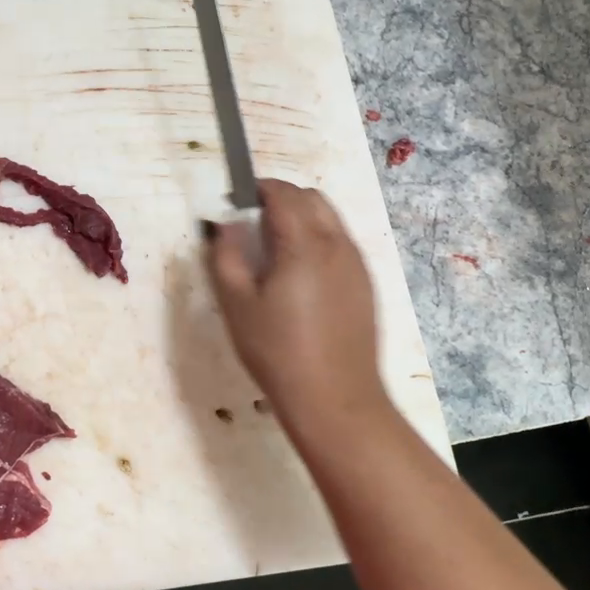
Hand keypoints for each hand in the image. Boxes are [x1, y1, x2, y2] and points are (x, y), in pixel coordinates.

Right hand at [206, 179, 391, 435]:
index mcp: (305, 245)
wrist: (335, 400)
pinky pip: (339, 245)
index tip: (233, 204)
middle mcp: (338, 246)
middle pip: (312, 199)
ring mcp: (357, 266)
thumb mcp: (235, 303)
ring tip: (270, 256)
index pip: (283, 193)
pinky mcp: (365, 286)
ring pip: (329, 220)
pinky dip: (315, 243)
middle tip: (249, 227)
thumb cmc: (276, 351)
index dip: (255, 189)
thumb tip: (224, 225)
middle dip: (279, 200)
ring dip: (299, 220)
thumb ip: (225, 255)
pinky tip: (295, 281)